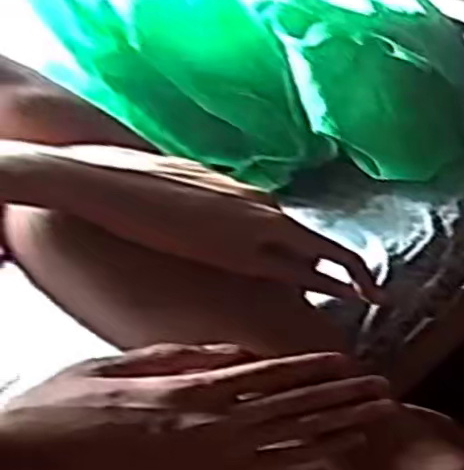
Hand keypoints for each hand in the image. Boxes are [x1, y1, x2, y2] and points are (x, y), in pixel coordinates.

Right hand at [0, 344, 395, 469]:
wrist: (27, 461)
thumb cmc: (58, 409)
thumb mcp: (108, 367)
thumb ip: (176, 357)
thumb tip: (232, 352)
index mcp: (190, 388)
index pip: (267, 373)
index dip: (312, 367)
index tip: (346, 360)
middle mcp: (217, 419)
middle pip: (298, 402)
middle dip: (345, 392)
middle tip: (385, 385)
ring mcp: (223, 450)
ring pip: (302, 431)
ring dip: (348, 419)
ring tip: (384, 410)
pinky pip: (284, 462)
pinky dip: (322, 451)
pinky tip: (352, 442)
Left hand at [37, 145, 377, 300]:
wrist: (77, 177)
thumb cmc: (157, 228)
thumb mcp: (238, 261)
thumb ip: (296, 273)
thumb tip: (342, 286)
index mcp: (279, 223)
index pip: (342, 255)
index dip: (366, 280)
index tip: (379, 298)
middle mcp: (265, 199)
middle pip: (303, 238)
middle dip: (304, 262)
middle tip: (289, 285)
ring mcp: (231, 182)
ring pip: (267, 222)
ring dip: (264, 242)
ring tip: (231, 257)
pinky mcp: (196, 171)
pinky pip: (234, 205)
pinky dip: (233, 224)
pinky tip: (198, 231)